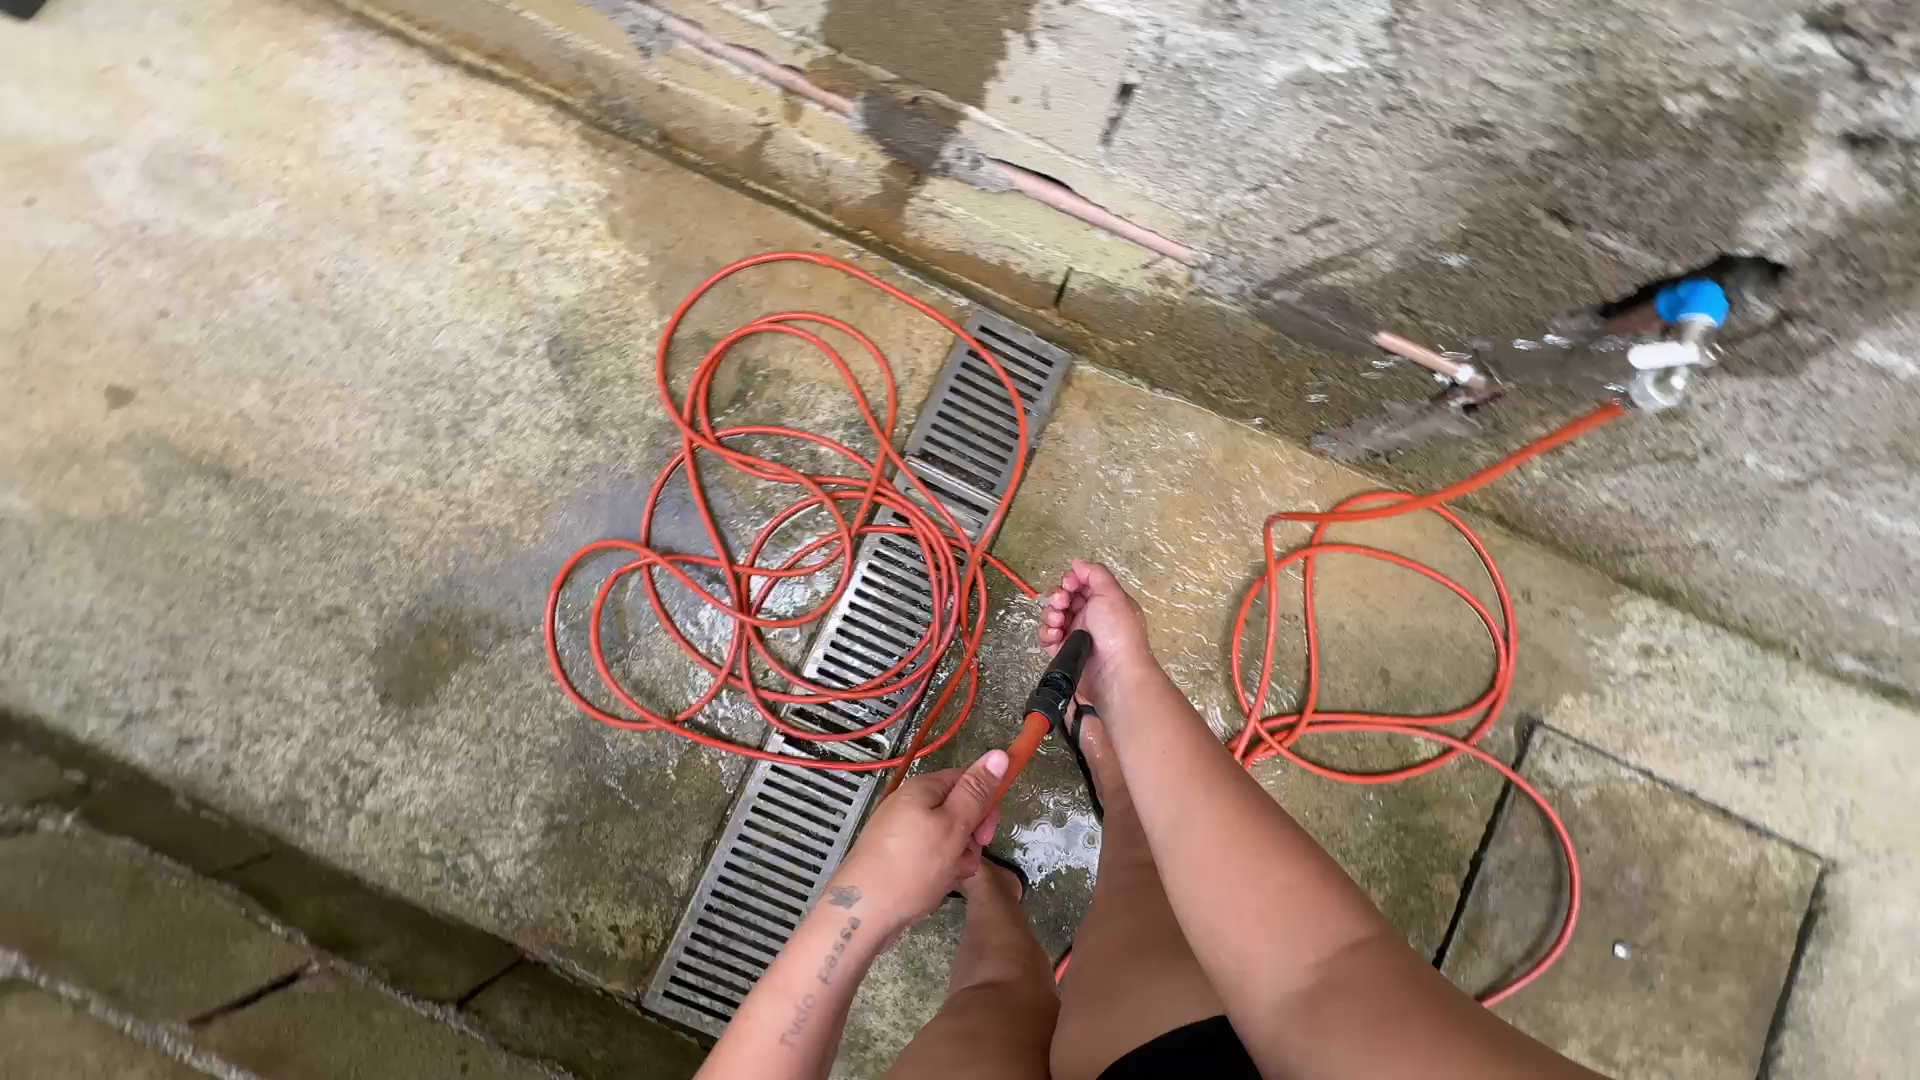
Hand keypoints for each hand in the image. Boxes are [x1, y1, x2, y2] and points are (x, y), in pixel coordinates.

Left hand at [827, 750, 1006, 930]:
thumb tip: (999, 754)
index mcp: (923, 788)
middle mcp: (910, 803)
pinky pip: (928, 854)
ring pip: (946, 837)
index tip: (986, 836)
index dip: (985, 805)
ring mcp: (900, 831)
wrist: (862, 914)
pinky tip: (932, 887)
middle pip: (957, 810)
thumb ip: (977, 792)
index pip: (967, 781)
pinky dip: (937, 869)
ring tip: (946, 878)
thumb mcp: (953, 827)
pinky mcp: (895, 856)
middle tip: (964, 860)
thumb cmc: (912, 867)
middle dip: (970, 837)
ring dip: (956, 857)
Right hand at [1038, 559, 1151, 707]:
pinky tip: (1055, 635)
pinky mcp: (1065, 650)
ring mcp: (1076, 634)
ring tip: (1059, 621)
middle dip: (1057, 597)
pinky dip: (1047, 634)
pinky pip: (1047, 637)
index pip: (1079, 584)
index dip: (1070, 581)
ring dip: (1050, 615)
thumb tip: (1078, 563)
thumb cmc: (1119, 635)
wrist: (1114, 672)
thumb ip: (1095, 573)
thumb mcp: (1112, 594)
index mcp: (1103, 601)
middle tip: (1061, 603)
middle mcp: (1090, 617)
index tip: (1069, 584)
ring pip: (1052, 616)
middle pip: (1062, 598)